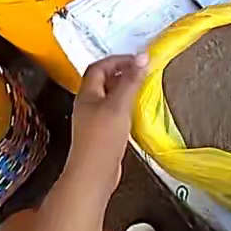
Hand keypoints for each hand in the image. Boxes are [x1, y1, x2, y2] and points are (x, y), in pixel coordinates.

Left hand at [66, 53, 147, 189]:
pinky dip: (125, 105)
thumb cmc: (103, 137)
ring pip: (108, 96)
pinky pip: (113, 111)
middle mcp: (87, 104)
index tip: (137, 60)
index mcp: (87, 94)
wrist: (94, 173)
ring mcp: (93, 119)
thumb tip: (143, 57)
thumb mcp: (119, 105)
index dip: (116, 60)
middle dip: (120, 72)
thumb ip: (131, 81)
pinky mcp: (101, 132)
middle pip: (102, 80)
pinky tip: (136, 110)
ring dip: (124, 88)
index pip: (98, 67)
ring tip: (141, 87)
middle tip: (141, 71)